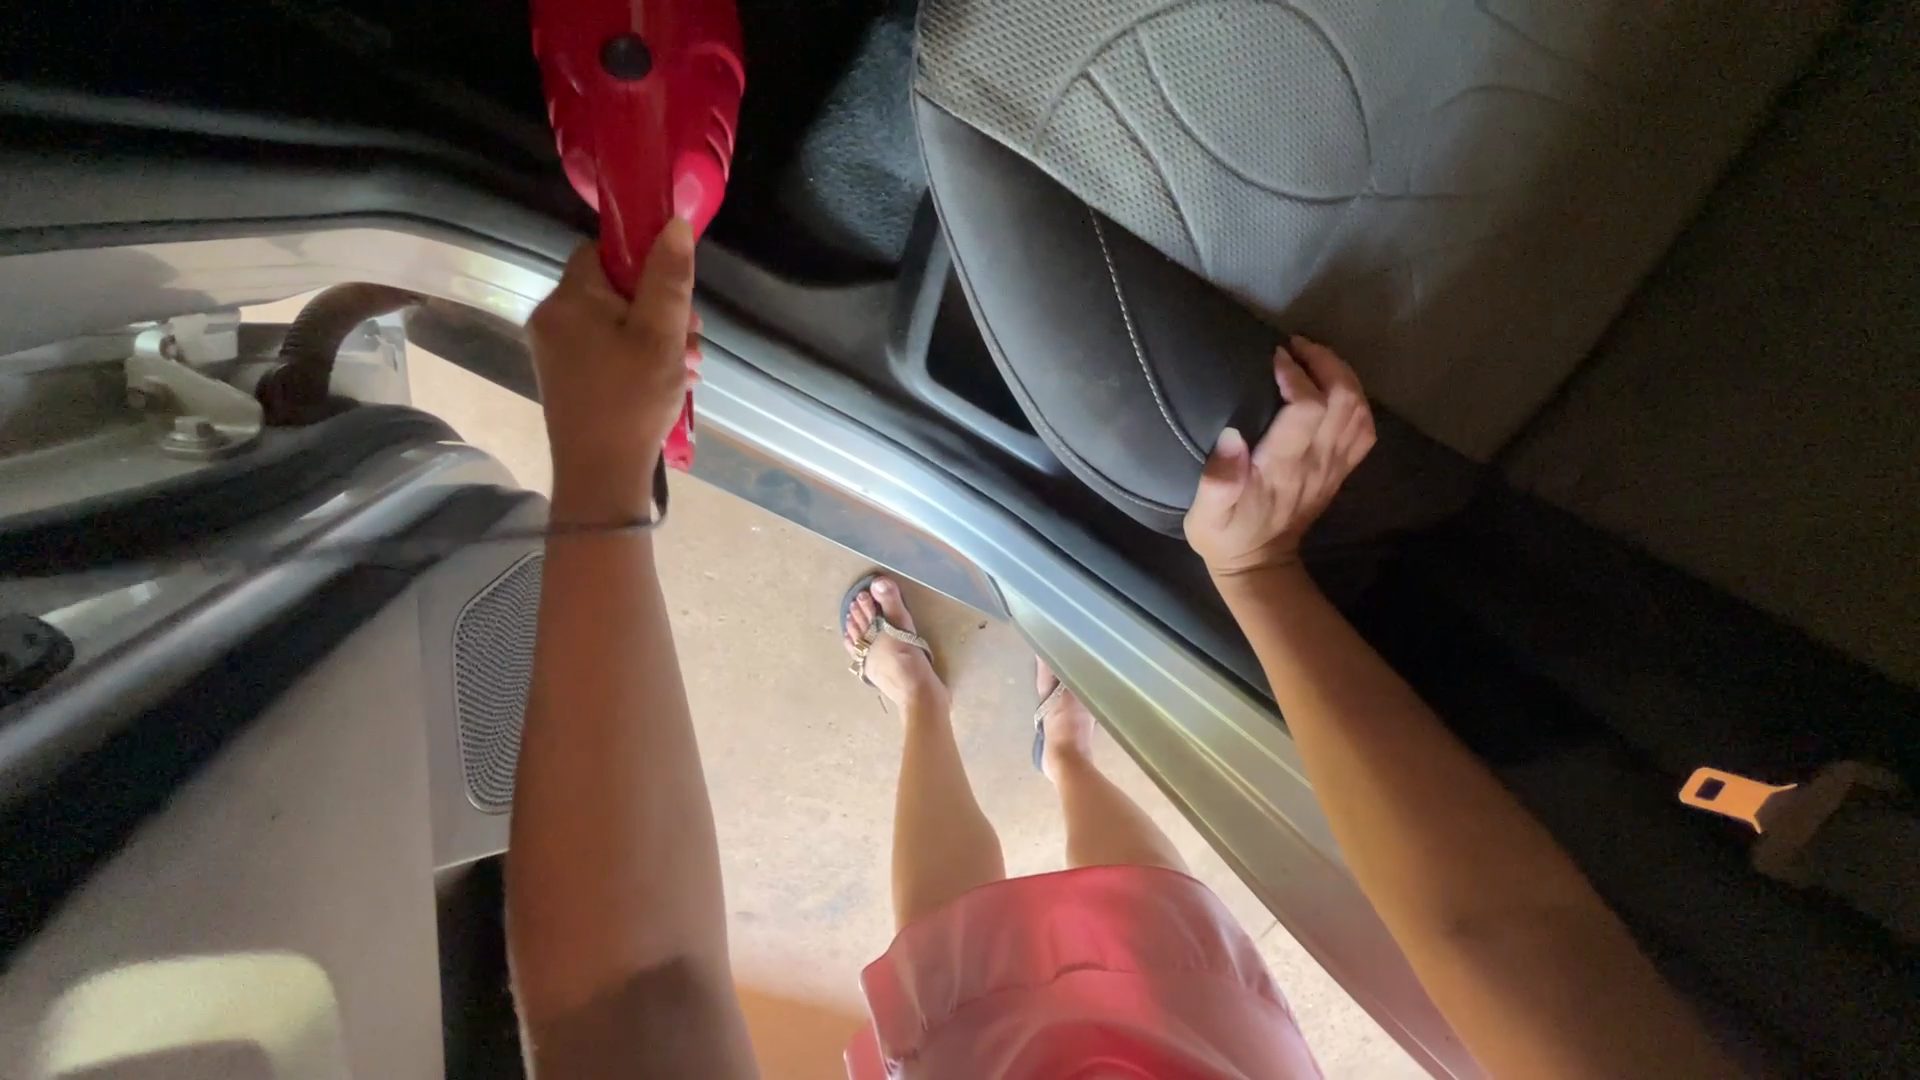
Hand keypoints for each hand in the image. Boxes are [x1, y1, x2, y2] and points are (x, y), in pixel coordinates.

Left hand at [527, 219, 700, 521]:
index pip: (603, 253)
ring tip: (687, 370)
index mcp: (569, 299)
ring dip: (656, 340)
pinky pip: (604, 353)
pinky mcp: (565, 381)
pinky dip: (636, 361)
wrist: (600, 474)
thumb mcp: (661, 335)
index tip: (675, 295)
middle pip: (612, 292)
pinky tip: (665, 384)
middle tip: (692, 342)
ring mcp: (555, 353)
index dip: (643, 265)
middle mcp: (552, 318)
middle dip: (659, 311)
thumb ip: (669, 279)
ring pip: (613, 326)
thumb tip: (675, 223)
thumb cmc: (632, 399)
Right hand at [1184, 336, 1375, 578]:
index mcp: (1283, 467)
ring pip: (1359, 408)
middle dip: (1325, 363)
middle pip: (1344, 399)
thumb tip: (1231, 436)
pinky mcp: (1340, 470)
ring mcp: (1333, 466)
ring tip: (1315, 358)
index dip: (1296, 375)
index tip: (1274, 358)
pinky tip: (1336, 389)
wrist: (1259, 565)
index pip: (1307, 408)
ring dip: (1342, 375)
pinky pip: (1364, 427)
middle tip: (1297, 347)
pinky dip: (1357, 400)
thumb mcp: (1205, 516)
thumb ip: (1217, 480)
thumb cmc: (1225, 535)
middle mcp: (1316, 462)